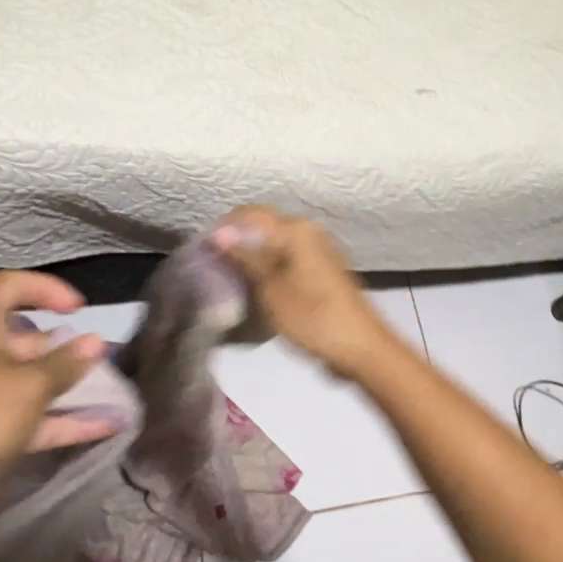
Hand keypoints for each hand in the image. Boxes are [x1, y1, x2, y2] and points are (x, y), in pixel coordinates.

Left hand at [0, 271, 116, 539]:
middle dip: (65, 346)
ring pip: (33, 382)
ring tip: (112, 389)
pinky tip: (106, 425)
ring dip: (71, 385)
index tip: (78, 309)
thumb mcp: (29, 385)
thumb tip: (96, 342)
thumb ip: (66, 363)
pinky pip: (35, 419)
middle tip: (100, 356)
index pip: (7, 287)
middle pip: (25, 339)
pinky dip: (67, 421)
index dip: (44, 288)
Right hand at [211, 206, 398, 380]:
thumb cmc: (312, 317)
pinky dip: (269, 267)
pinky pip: (287, 258)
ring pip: (274, 244)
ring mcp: (318, 250)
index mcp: (296, 229)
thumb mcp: (271, 289)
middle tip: (211, 266)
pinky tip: (255, 286)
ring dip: (251, 256)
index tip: (201, 251)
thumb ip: (245, 258)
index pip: (249, 214)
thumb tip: (217, 234)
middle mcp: (308, 231)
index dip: (223, 228)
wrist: (361, 347)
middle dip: (236, 242)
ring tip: (228, 277)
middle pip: (262, 227)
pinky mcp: (321, 269)